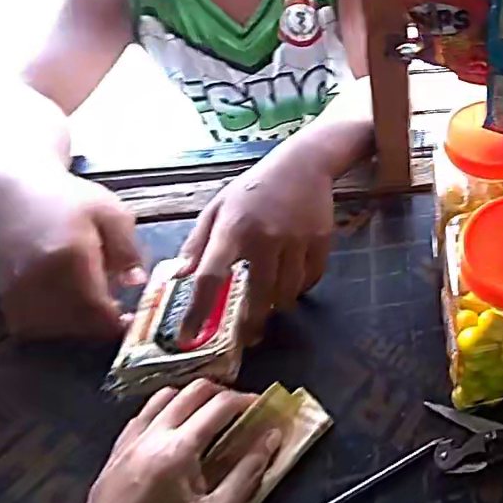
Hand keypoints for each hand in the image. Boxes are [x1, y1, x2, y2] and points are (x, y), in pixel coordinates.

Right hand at [0, 172, 145, 340]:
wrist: (18, 191)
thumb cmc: (72, 199)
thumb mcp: (114, 215)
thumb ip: (127, 250)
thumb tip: (135, 283)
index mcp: (70, 258)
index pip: (93, 307)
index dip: (114, 322)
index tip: (133, 321)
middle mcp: (38, 279)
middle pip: (72, 323)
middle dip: (98, 326)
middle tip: (119, 316)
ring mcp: (16, 288)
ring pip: (49, 328)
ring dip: (75, 328)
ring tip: (96, 311)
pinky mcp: (3, 292)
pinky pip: (28, 324)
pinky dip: (51, 324)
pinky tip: (70, 308)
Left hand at [22, 382, 279, 502]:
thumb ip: (246, 475)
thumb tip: (271, 437)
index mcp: (174, 451)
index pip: (220, 405)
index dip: (248, 401)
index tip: (265, 409)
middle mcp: (147, 439)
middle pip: (192, 391)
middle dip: (223, 393)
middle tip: (242, 412)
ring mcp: (124, 447)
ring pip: (164, 397)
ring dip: (192, 398)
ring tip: (210, 419)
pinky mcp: (109, 461)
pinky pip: (141, 417)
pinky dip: (165, 412)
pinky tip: (175, 437)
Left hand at [178, 150, 333, 344]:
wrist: (304, 164)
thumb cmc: (255, 186)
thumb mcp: (219, 206)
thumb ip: (198, 241)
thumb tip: (181, 276)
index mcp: (233, 229)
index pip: (210, 277)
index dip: (198, 310)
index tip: (189, 336)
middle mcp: (265, 237)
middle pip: (258, 295)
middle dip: (251, 323)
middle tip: (247, 337)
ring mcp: (297, 240)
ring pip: (288, 291)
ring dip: (278, 305)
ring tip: (271, 307)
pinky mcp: (321, 241)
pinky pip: (312, 278)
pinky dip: (301, 287)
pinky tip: (293, 284)